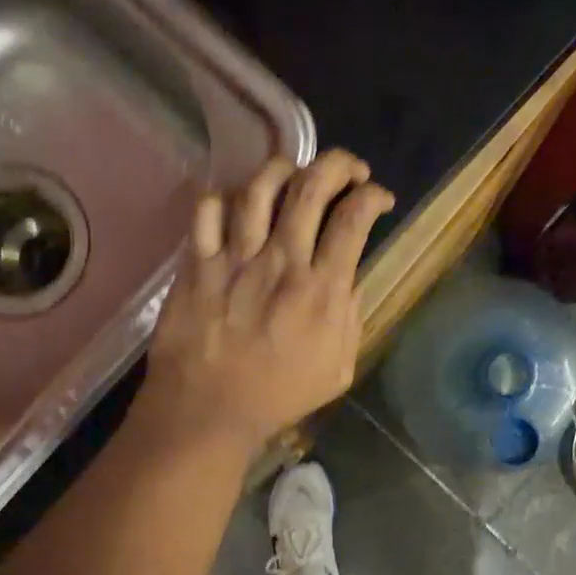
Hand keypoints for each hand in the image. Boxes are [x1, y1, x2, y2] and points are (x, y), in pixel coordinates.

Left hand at [136, 150, 394, 448]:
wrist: (209, 410)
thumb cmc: (278, 396)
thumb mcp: (338, 369)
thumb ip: (349, 318)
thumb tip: (346, 280)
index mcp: (321, 289)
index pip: (354, 219)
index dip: (373, 197)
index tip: (378, 198)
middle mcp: (281, 261)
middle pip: (312, 186)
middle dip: (338, 164)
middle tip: (347, 169)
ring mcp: (235, 258)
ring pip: (259, 187)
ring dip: (282, 168)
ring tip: (291, 173)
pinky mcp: (197, 264)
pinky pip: (206, 211)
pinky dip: (222, 198)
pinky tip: (234, 206)